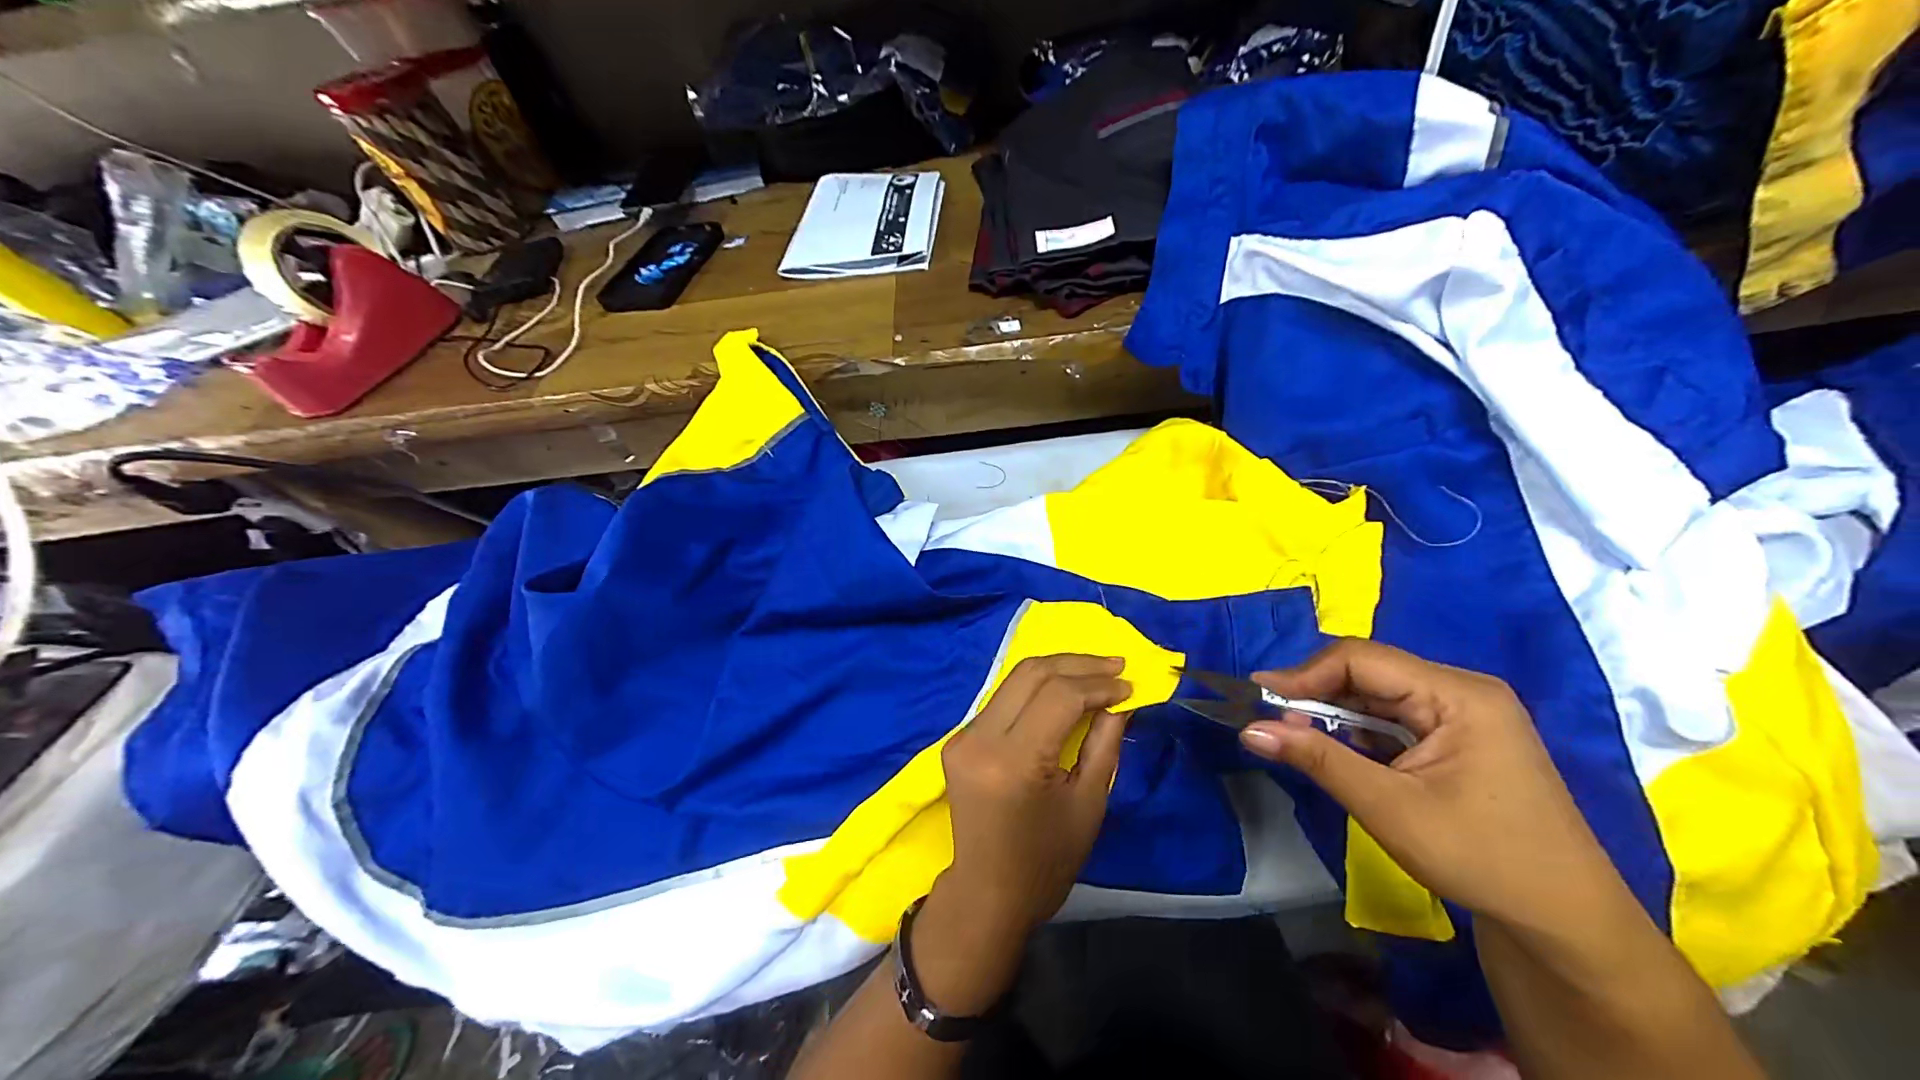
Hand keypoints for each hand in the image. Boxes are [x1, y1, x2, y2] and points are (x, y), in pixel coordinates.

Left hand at [911, 654, 1132, 1013]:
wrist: (989, 891)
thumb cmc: (1047, 860)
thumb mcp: (1088, 803)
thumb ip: (1105, 743)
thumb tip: (1121, 699)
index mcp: (1013, 762)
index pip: (1058, 696)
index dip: (1097, 684)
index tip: (1129, 685)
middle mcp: (979, 740)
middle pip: (1031, 674)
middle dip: (1078, 664)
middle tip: (1116, 664)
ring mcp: (962, 737)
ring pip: (1013, 680)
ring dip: (1057, 670)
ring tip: (1096, 670)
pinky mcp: (957, 740)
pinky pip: (1002, 699)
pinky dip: (1036, 688)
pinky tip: (1064, 689)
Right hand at [1235, 639, 1629, 936]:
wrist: (1564, 923)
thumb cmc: (1480, 857)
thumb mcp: (1388, 806)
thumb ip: (1317, 759)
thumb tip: (1249, 728)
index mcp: (1459, 694)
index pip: (1363, 659)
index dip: (1304, 674)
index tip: (1258, 697)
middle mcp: (1463, 692)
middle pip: (1370, 674)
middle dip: (1316, 695)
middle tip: (1269, 722)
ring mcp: (1465, 716)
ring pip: (1378, 698)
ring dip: (1334, 715)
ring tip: (1293, 738)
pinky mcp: (1460, 741)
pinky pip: (1395, 720)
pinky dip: (1359, 733)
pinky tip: (1335, 752)